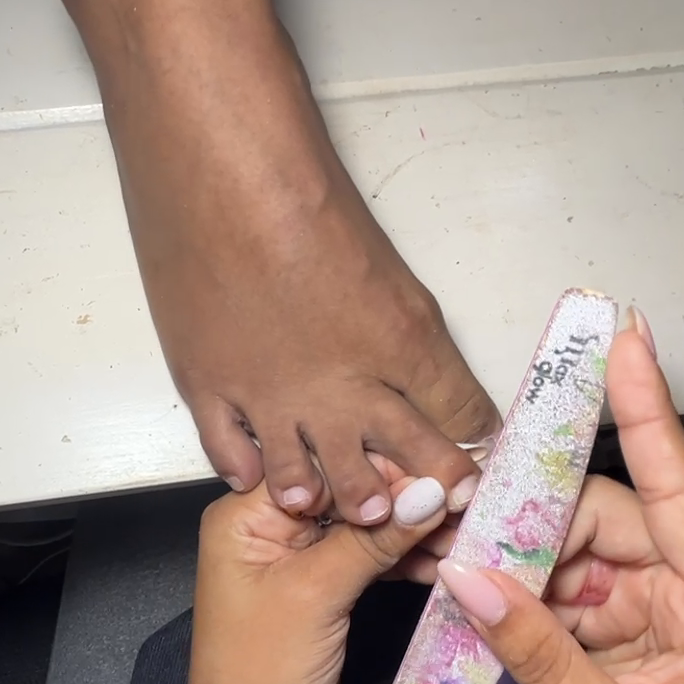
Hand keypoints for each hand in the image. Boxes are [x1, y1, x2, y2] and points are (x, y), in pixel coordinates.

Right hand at [137, 135, 498, 527]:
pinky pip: (231, 457)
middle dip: (422, 493)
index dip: (472, 444)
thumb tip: (414, 365)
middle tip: (430, 511)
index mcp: (399, 349)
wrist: (221, 172)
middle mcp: (339, 391)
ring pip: (313, 479)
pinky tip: (259, 476)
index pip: (458, 415)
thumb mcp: (388, 261)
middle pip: (396, 463)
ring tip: (346, 508)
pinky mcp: (208, 389)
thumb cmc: (307, 195)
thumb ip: (406, 324)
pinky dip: (250, 472)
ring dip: (337, 499)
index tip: (475, 457)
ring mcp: (269, 399)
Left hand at [179, 475, 452, 683]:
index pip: (322, 465)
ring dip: (412, 531)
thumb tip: (433, 488)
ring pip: (363, 526)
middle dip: (406, 499)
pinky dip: (402, 559)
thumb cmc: (263, 669)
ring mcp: (297, 555)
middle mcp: (270, 524)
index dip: (384, 467)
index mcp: (247, 512)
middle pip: (347, 493)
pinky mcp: (322, 584)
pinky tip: (444, 558)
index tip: (447, 473)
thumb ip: (372, 539)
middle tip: (468, 501)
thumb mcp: (316, 594)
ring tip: (469, 531)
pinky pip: (366, 558)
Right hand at [436, 313, 683, 683]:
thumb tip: (465, 576)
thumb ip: (538, 656)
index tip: (629, 339)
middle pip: (599, 514)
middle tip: (451, 511)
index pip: (683, 491)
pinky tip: (463, 579)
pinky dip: (508, 578)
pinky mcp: (613, 605)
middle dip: (524, 514)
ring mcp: (648, 588)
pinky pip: (552, 574)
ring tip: (442, 549)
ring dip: (505, 549)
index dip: (651, 412)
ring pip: (564, 540)